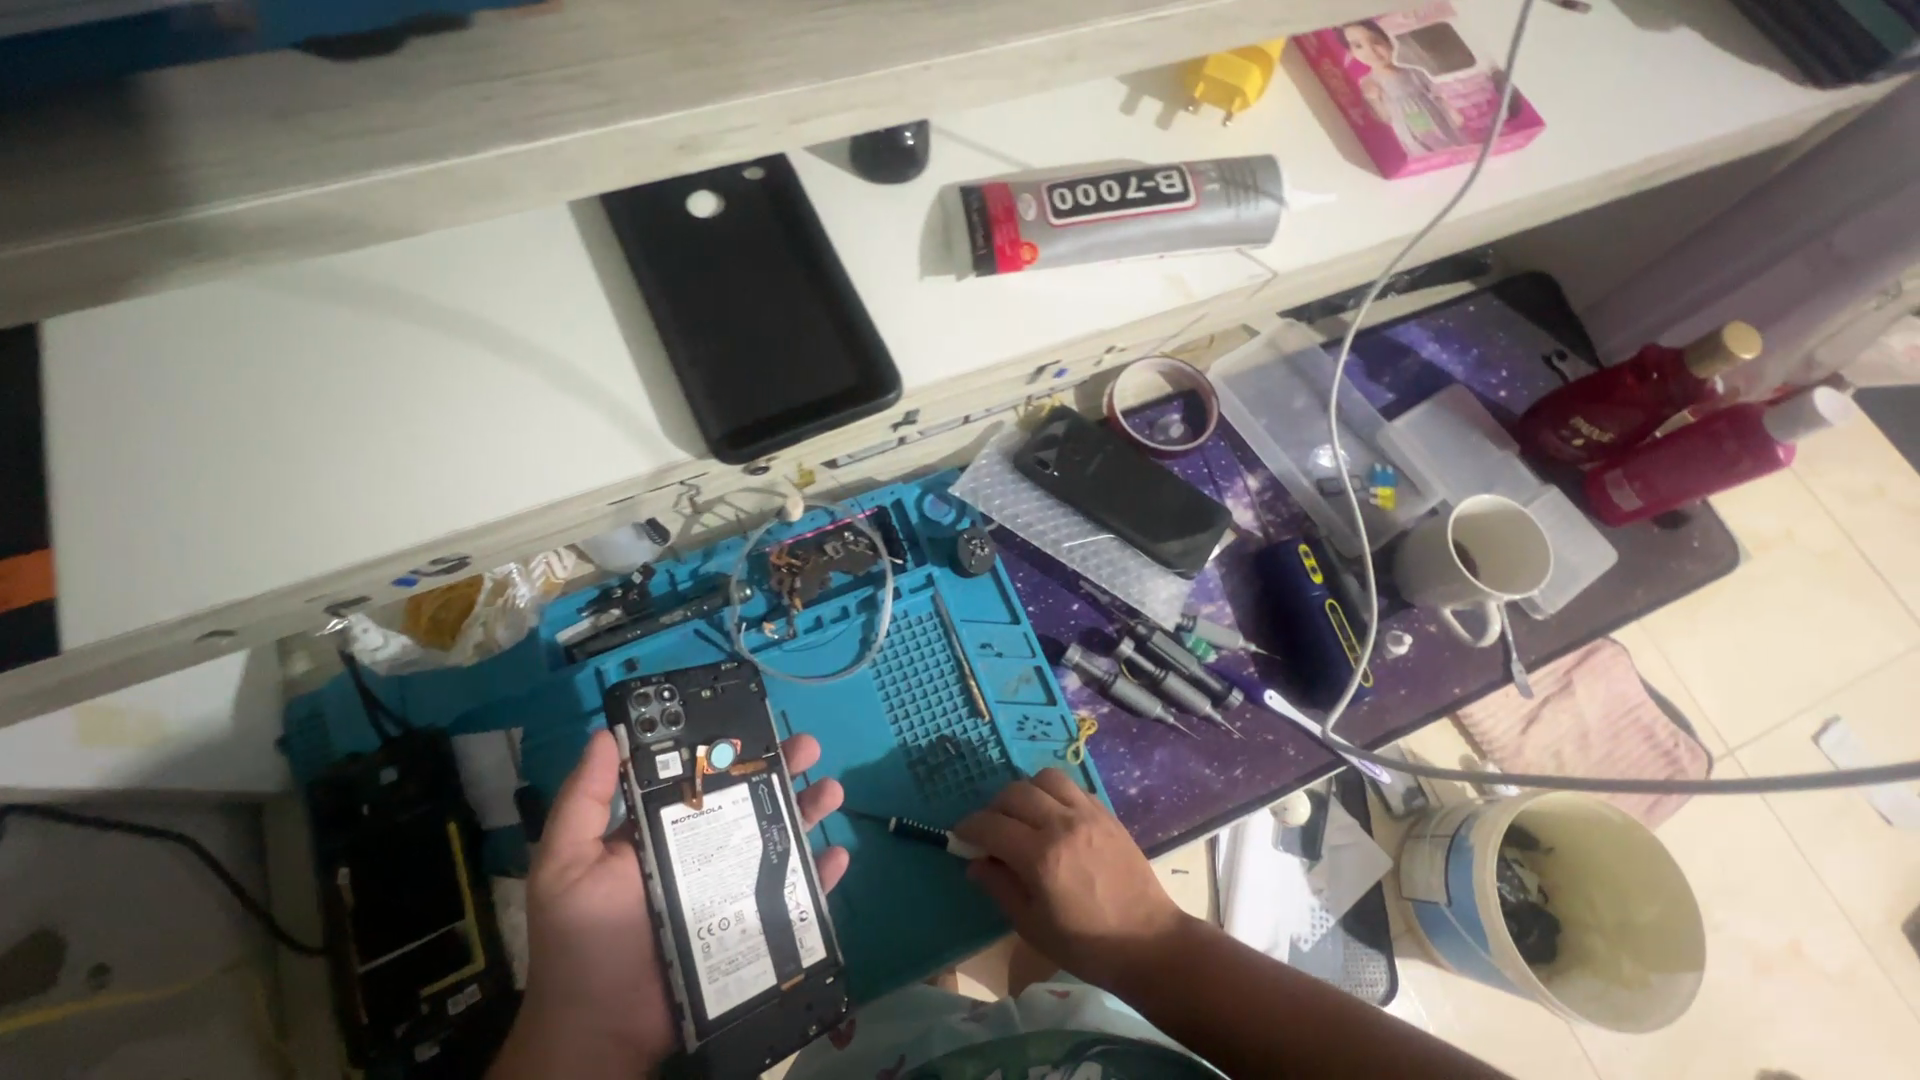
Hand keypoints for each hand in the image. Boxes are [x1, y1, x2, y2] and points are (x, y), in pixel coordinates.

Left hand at [491, 730, 848, 1079]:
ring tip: (829, 791)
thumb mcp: (567, 865)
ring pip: (778, 837)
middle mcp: (701, 850)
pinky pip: (794, 894)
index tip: (754, 723)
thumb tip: (603, 735)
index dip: (729, 747)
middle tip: (809, 748)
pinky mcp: (754, 924)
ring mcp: (732, 888)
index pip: (702, 777)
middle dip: (782, 768)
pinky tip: (835, 854)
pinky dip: (820, 874)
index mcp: (661, 829)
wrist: (603, 1031)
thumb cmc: (583, 942)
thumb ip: (584, 802)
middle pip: (750, 799)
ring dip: (808, 808)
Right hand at [954, 768, 1191, 992]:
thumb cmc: (1085, 944)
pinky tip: (1053, 817)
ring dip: (1025, 792)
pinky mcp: (1107, 813)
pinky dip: (1053, 794)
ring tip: (1023, 816)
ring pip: (1044, 779)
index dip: (969, 827)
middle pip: (1014, 793)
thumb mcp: (1031, 926)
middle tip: (990, 830)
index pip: (991, 824)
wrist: (1147, 942)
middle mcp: (1062, 824)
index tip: (962, 836)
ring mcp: (1088, 814)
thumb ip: (999, 888)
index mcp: (1040, 857)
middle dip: (993, 808)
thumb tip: (975, 863)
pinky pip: (1072, 787)